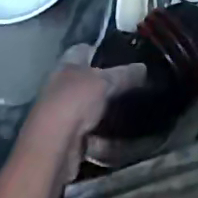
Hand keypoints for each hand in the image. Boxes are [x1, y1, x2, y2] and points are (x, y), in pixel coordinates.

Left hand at [27, 44, 146, 149]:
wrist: (52, 149)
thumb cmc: (75, 101)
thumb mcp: (106, 82)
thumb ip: (125, 74)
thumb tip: (144, 68)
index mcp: (67, 65)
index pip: (85, 49)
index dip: (103, 49)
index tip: (126, 53)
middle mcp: (62, 87)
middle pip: (90, 80)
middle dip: (111, 82)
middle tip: (138, 82)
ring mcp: (64, 114)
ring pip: (93, 108)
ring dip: (110, 111)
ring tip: (137, 109)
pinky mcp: (69, 139)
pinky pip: (95, 134)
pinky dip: (109, 138)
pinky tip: (127, 137)